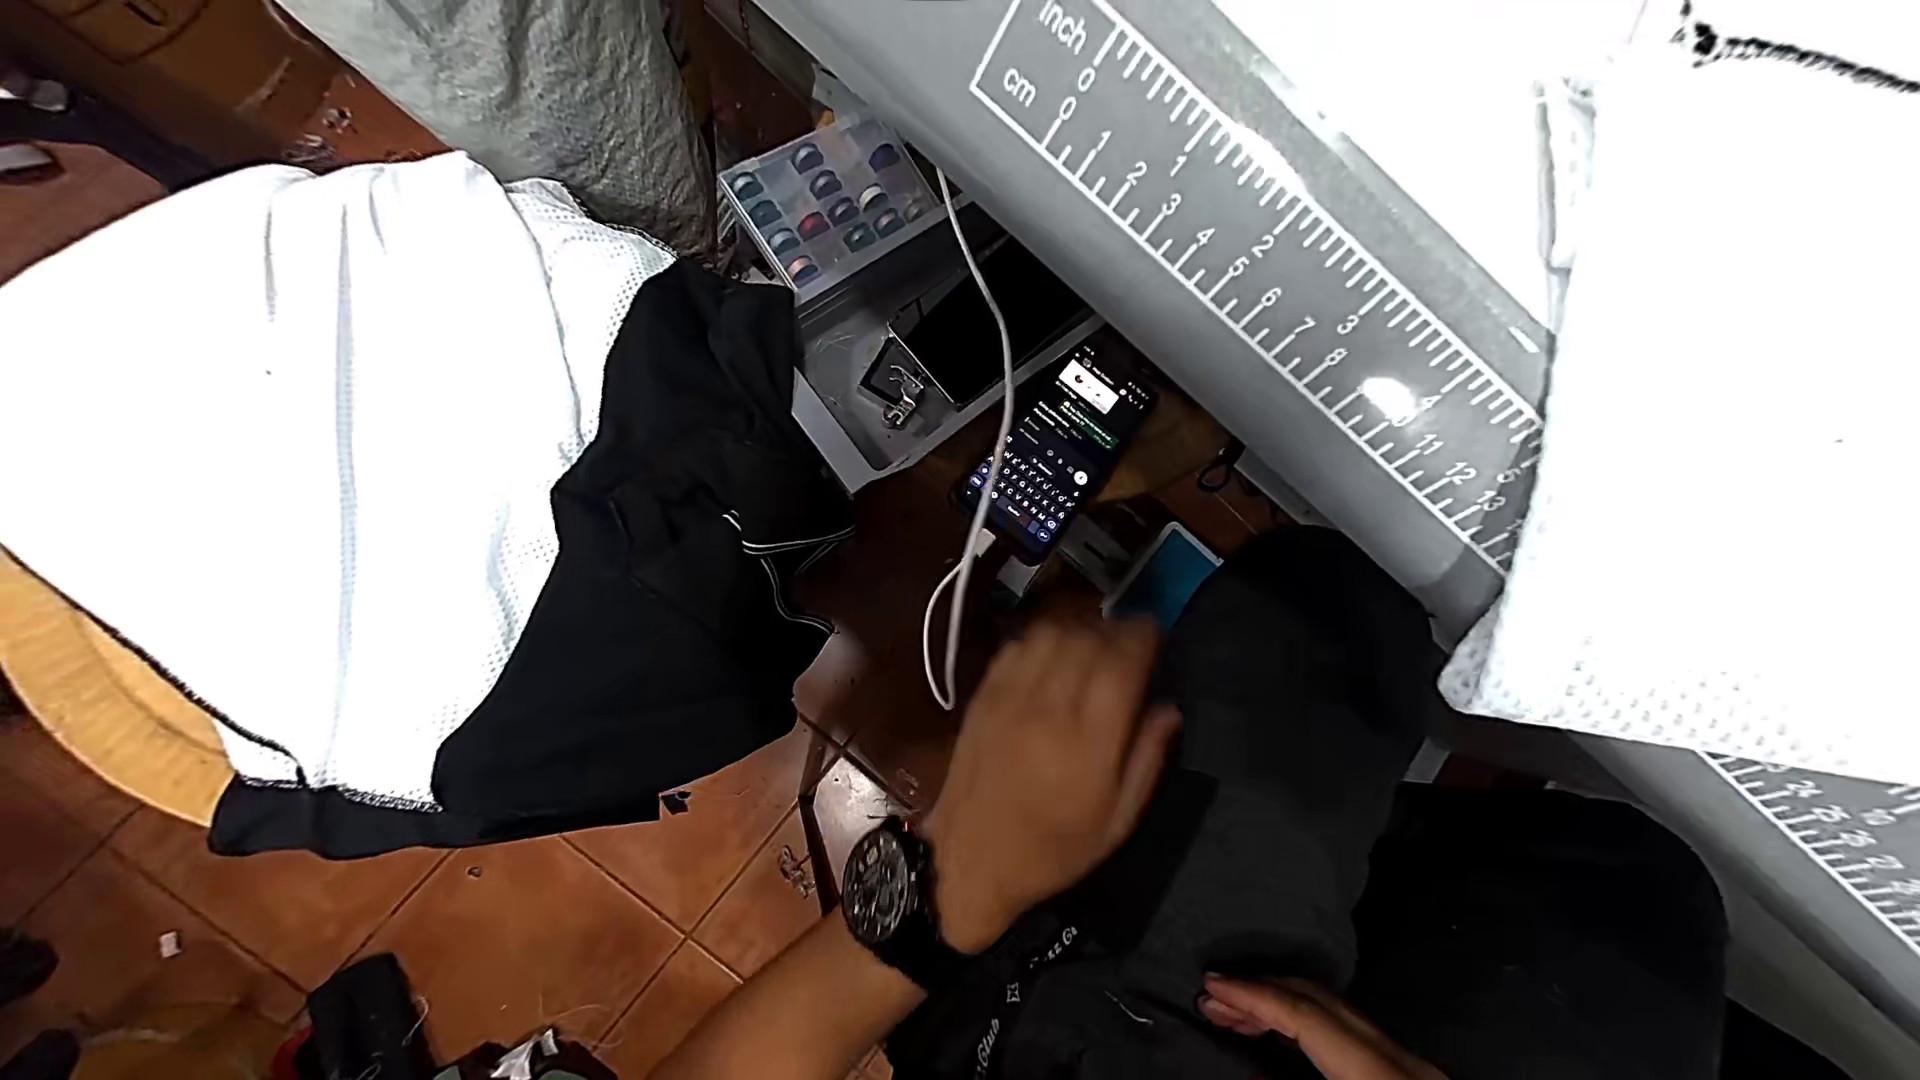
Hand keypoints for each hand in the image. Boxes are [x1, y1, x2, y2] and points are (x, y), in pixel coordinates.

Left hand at [919, 619, 1179, 951]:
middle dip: (1114, 628)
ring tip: (1093, 639)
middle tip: (1128, 636)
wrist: (970, 857)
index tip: (1153, 630)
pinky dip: (1041, 638)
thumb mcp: (1116, 822)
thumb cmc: (1052, 849)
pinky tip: (1053, 652)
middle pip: (1086, 640)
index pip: (1120, 666)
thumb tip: (1169, 707)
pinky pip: (1016, 646)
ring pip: (1050, 634)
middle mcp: (1047, 710)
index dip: (1140, 638)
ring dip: (1078, 627)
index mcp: (1086, 745)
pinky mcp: (983, 695)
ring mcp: (1009, 697)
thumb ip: (1146, 759)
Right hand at [1198, 977, 1447, 1079]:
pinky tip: (1284, 1033)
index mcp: (1385, 1079)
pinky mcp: (1414, 1079)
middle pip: (1319, 1001)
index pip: (1307, 1016)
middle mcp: (1404, 1062)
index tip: (1208, 987)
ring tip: (1235, 1014)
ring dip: (1280, 1003)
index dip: (1252, 996)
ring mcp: (1415, 1069)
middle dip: (1259, 992)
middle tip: (1210, 998)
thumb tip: (1246, 1075)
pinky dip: (1307, 1022)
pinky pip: (1348, 1031)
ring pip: (1334, 1010)